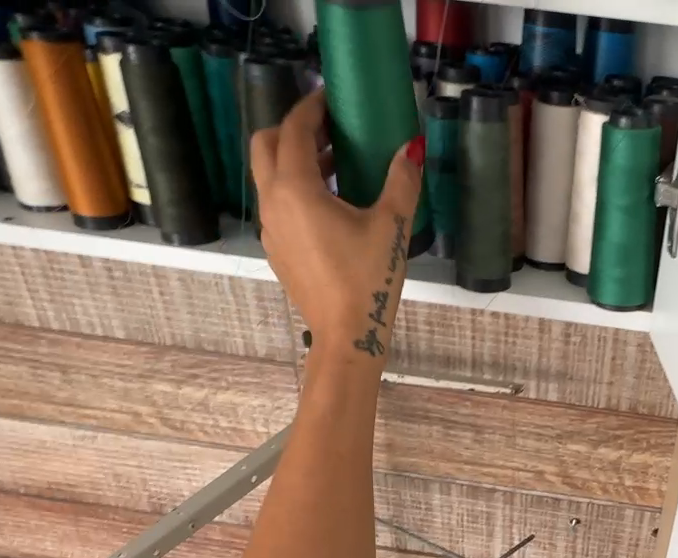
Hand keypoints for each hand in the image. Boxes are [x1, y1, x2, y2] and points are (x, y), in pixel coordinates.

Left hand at [251, 89, 424, 368]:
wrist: (347, 336)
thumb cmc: (368, 280)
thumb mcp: (391, 227)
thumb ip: (401, 182)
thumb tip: (411, 147)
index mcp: (296, 189)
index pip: (294, 130)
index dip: (312, 108)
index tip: (332, 100)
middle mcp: (273, 203)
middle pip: (266, 146)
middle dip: (293, 130)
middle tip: (330, 131)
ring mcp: (270, 229)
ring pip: (270, 177)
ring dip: (296, 162)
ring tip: (336, 167)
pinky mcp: (277, 251)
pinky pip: (278, 206)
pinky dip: (296, 191)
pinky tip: (330, 208)